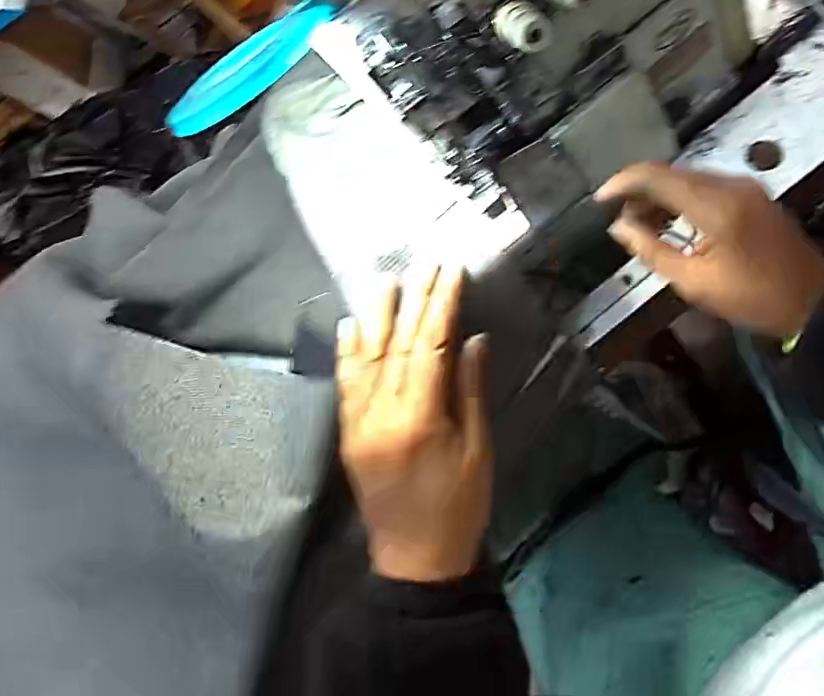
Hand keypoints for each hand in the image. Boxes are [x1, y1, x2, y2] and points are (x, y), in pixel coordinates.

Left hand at [336, 266, 493, 583]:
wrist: (415, 560)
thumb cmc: (459, 503)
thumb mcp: (477, 446)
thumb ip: (470, 389)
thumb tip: (472, 339)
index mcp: (417, 418)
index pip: (429, 346)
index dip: (442, 306)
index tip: (452, 272)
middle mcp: (379, 415)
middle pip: (397, 345)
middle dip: (414, 300)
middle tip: (425, 264)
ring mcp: (358, 425)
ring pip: (365, 360)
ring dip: (376, 316)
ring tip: (385, 281)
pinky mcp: (349, 435)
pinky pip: (346, 386)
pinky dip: (348, 353)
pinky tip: (350, 327)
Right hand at [596, 163, 823, 335]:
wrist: (816, 298)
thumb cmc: (756, 298)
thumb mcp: (696, 283)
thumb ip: (653, 251)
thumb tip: (620, 227)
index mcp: (716, 205)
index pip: (658, 176)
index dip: (623, 182)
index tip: (601, 198)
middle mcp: (731, 184)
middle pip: (672, 172)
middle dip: (640, 189)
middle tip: (619, 216)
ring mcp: (745, 185)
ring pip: (689, 177)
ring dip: (661, 193)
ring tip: (640, 222)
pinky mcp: (752, 192)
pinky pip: (707, 185)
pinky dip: (683, 197)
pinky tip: (671, 219)